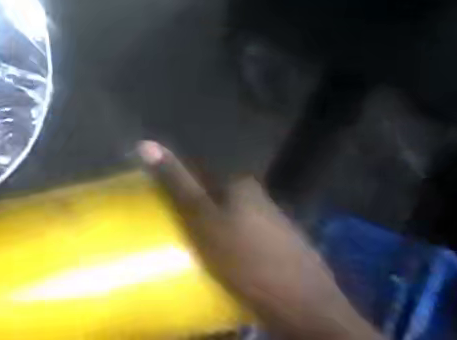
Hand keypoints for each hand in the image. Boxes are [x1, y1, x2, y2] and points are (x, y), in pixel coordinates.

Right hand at [138, 141, 379, 339]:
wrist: (311, 315)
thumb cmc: (250, 263)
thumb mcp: (204, 222)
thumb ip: (177, 184)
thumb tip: (145, 142)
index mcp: (241, 184)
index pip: (203, 173)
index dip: (182, 186)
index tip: (164, 205)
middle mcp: (263, 198)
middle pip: (222, 199)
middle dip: (203, 211)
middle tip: (179, 233)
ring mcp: (282, 228)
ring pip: (241, 224)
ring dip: (223, 235)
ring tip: (202, 255)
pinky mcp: (293, 258)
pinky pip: (256, 248)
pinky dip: (242, 255)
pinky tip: (234, 271)